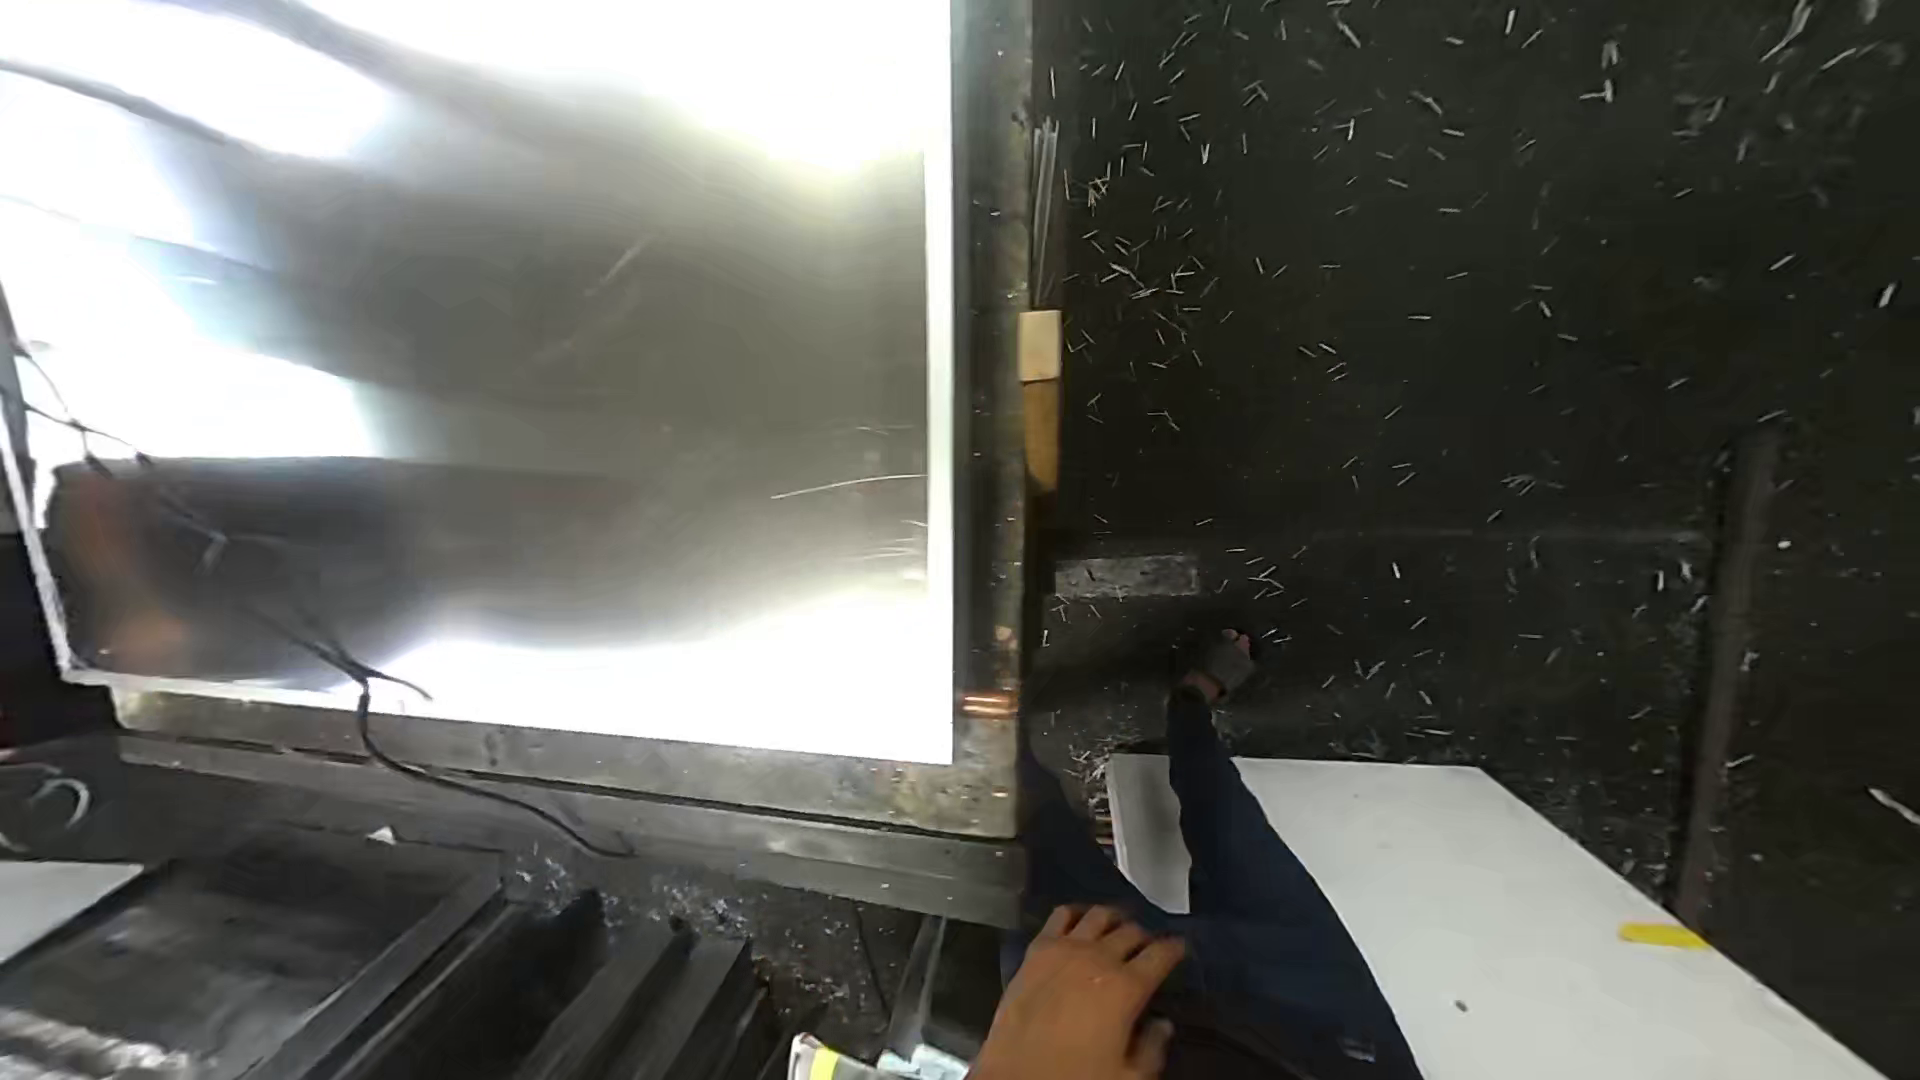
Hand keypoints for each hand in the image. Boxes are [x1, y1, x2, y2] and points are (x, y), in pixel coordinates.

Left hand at [972, 906, 1185, 1079]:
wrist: (1017, 1079)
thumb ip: (1151, 1050)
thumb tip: (1163, 1023)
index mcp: (1125, 989)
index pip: (1158, 957)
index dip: (1173, 949)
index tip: (1180, 946)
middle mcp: (1097, 957)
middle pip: (1129, 932)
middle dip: (1144, 935)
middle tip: (1149, 944)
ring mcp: (1064, 947)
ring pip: (1098, 915)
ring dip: (1113, 918)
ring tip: (1119, 926)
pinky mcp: (1038, 947)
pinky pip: (1061, 915)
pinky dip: (1077, 913)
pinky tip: (1080, 921)